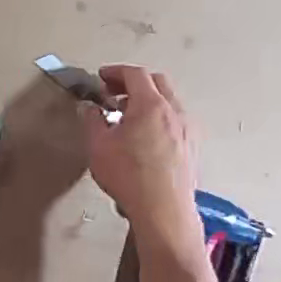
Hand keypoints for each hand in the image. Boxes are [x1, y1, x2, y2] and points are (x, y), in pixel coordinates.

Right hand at [83, 64, 198, 251]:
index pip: (135, 74)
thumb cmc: (131, 178)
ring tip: (127, 115)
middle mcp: (174, 112)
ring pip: (168, 102)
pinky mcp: (191, 147)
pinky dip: (159, 118)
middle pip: (156, 82)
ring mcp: (187, 130)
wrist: (163, 210)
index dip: (116, 72)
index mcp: (151, 105)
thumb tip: (89, 109)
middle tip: (114, 92)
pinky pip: (176, 121)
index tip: (103, 76)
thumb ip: (92, 121)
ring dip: (147, 101)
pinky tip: (144, 136)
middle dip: (133, 83)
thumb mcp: (98, 146)